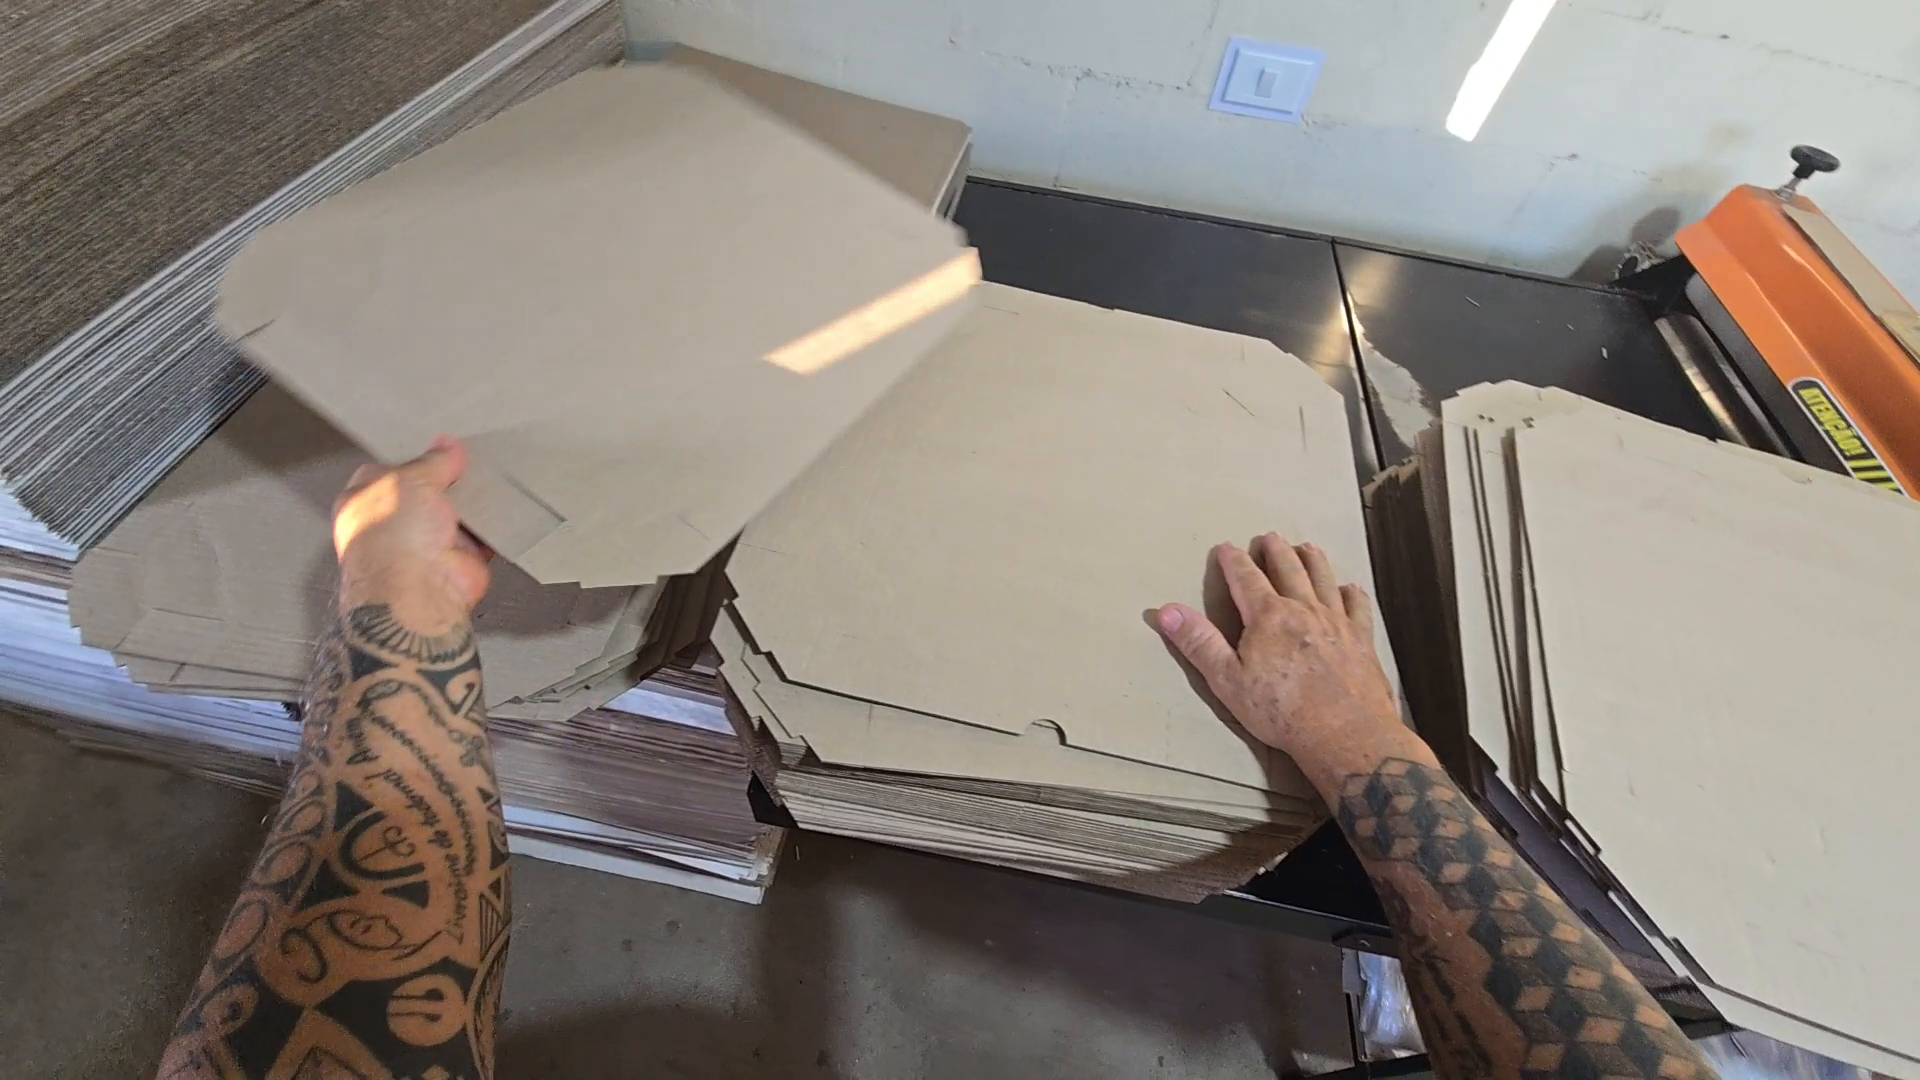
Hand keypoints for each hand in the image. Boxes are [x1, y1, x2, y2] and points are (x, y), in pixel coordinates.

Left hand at [333, 436, 490, 629]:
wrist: (421, 589)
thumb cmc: (394, 537)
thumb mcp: (409, 481)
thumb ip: (433, 462)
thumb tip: (448, 444)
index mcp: (367, 501)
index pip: (389, 470)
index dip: (414, 458)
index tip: (440, 448)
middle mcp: (396, 522)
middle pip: (429, 490)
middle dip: (451, 480)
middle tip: (473, 461)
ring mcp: (430, 540)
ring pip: (458, 511)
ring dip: (475, 502)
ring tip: (494, 480)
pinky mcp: (463, 555)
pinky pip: (485, 534)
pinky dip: (496, 526)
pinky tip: (506, 509)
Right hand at [1155, 534, 1399, 760]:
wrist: (1345, 735)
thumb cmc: (1280, 710)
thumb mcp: (1227, 680)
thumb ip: (1198, 642)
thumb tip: (1166, 611)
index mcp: (1268, 616)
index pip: (1246, 578)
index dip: (1234, 561)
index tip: (1226, 547)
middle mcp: (1304, 610)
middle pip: (1289, 570)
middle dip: (1276, 552)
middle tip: (1270, 537)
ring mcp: (1337, 624)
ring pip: (1324, 581)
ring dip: (1313, 561)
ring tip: (1308, 547)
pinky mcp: (1362, 642)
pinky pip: (1358, 608)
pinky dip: (1352, 594)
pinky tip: (1350, 588)